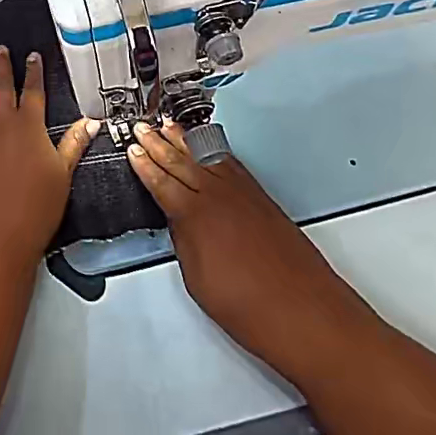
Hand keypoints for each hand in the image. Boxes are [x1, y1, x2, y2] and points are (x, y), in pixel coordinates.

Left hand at [0, 46, 98, 259]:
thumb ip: (74, 144)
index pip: (33, 90)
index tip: (32, 56)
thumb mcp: (63, 172)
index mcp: (29, 124)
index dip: (34, 72)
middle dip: (1, 67)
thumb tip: (90, 122)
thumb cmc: (36, 204)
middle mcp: (1, 122)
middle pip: (1, 87)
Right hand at [125, 120, 376, 372]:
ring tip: (167, 125)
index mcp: (194, 214)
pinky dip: (210, 148)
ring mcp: (240, 191)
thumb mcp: (197, 279)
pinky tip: (205, 145)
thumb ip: (182, 241)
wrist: (303, 311)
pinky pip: (227, 160)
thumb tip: (177, 223)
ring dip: (182, 138)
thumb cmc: (253, 305)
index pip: (160, 181)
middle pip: (179, 160)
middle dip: (157, 142)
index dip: (143, 165)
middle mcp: (216, 194)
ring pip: (203, 154)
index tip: (132, 152)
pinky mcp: (258, 195)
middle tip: (143, 129)